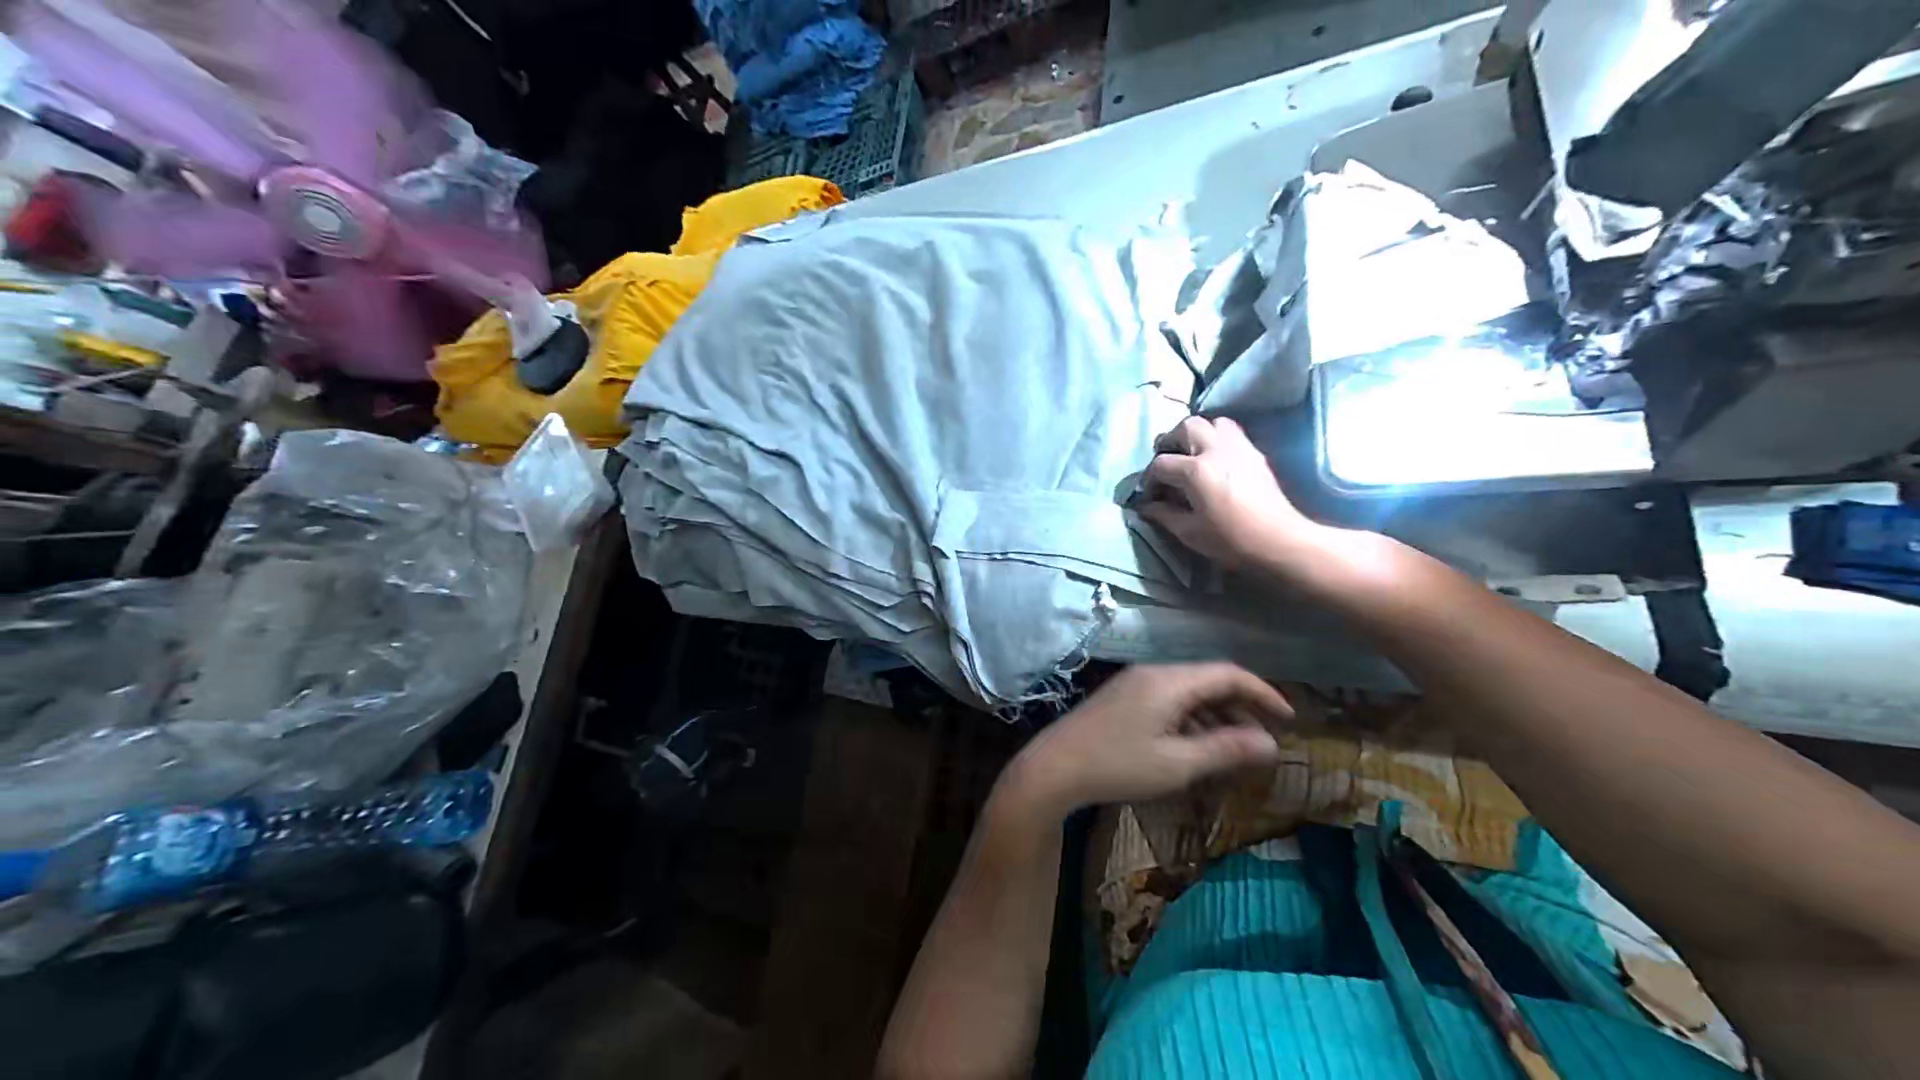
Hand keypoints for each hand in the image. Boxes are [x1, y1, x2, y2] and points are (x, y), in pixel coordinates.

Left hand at [1000, 663, 1291, 818]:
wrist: (1053, 769)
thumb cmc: (1118, 766)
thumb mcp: (1178, 764)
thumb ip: (1226, 749)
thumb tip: (1272, 743)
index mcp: (1169, 681)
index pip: (1228, 674)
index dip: (1264, 693)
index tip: (1289, 719)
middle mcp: (1152, 673)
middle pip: (1208, 680)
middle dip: (1241, 706)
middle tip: (1264, 740)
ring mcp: (1133, 684)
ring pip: (1188, 691)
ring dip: (1216, 715)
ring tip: (1235, 749)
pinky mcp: (1121, 699)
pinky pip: (1168, 700)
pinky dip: (1191, 719)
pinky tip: (1196, 747)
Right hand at [1137, 416, 1317, 568]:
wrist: (1280, 541)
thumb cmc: (1231, 540)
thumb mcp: (1189, 532)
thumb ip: (1163, 514)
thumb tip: (1146, 506)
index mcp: (1195, 470)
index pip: (1160, 464)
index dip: (1149, 480)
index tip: (1148, 496)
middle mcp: (1216, 449)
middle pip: (1186, 427)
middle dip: (1170, 442)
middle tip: (1166, 464)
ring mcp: (1238, 447)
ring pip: (1212, 423)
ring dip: (1196, 435)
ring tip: (1191, 456)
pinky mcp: (1254, 453)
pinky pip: (1232, 432)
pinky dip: (1217, 439)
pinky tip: (1214, 461)